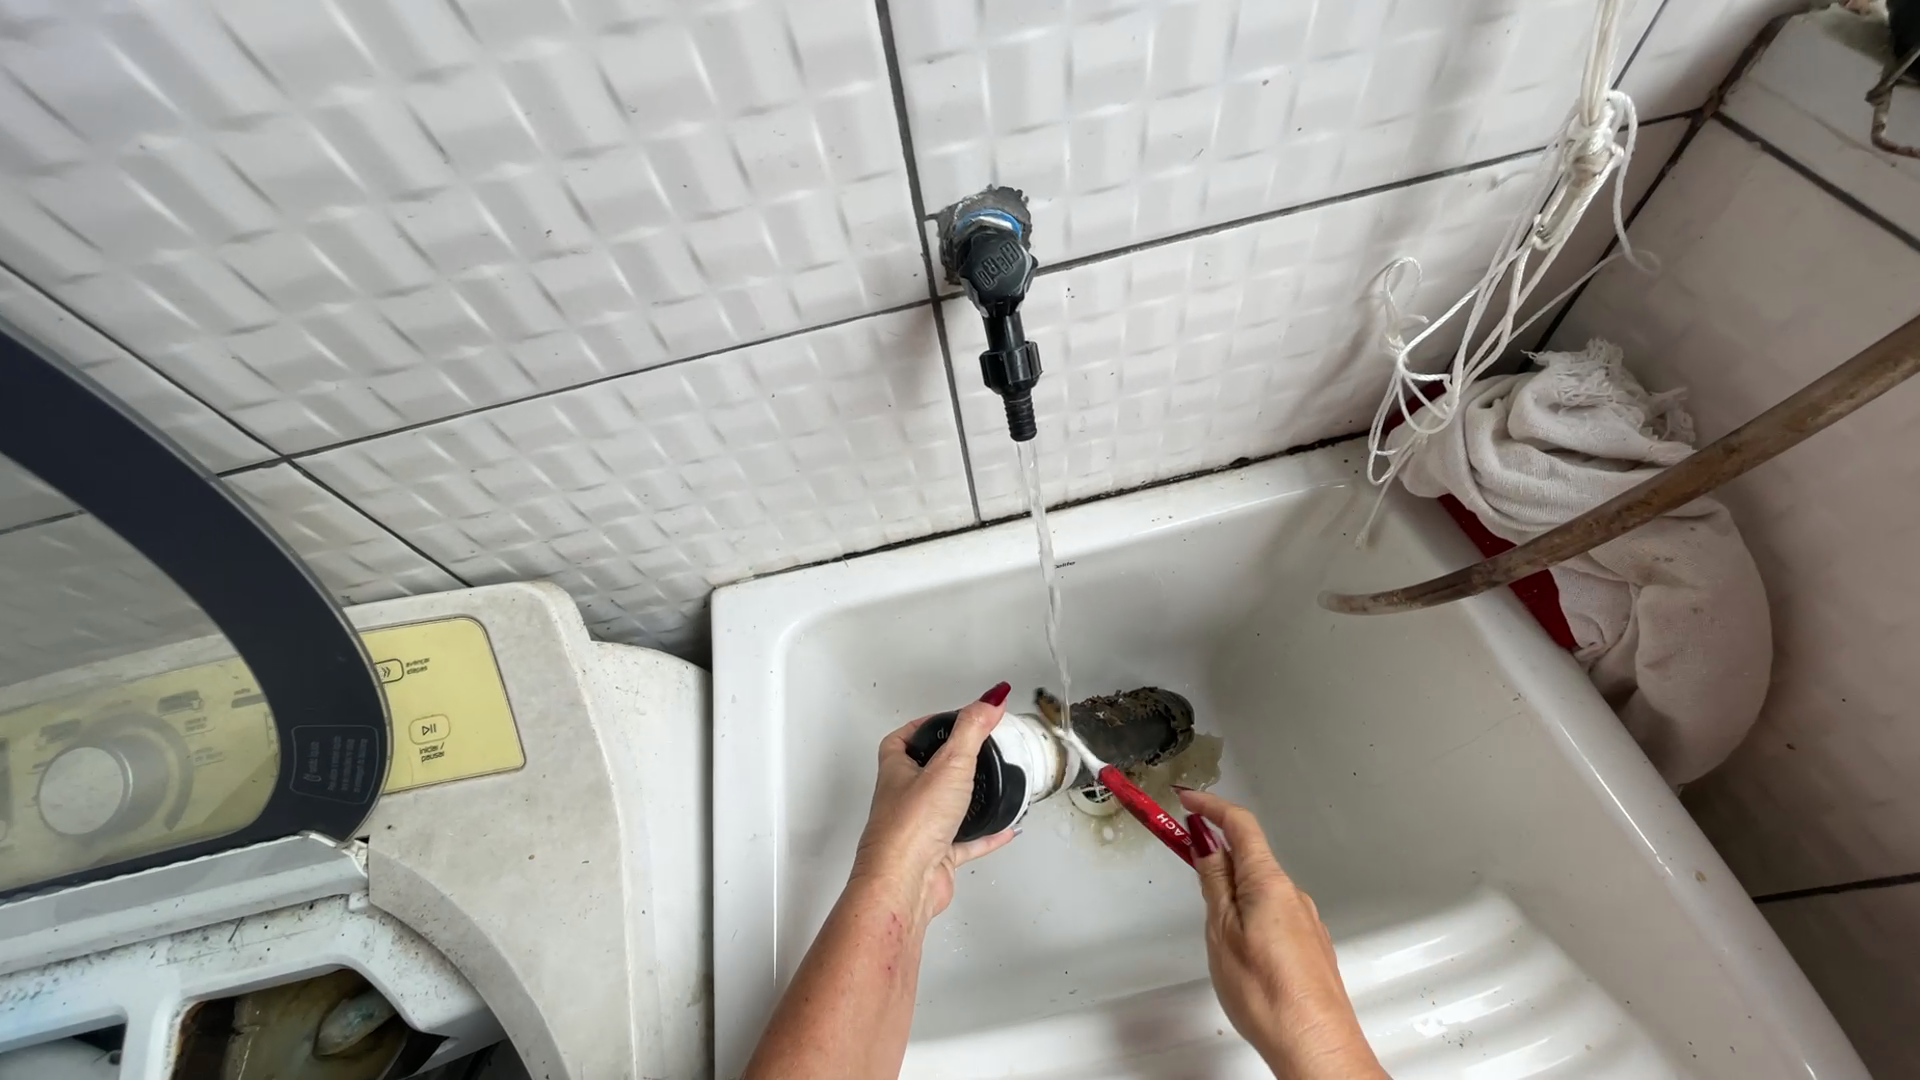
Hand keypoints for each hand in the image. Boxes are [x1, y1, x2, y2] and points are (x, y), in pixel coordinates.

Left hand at [850, 683, 1018, 927]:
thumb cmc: (910, 826)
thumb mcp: (950, 763)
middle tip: (971, 747)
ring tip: (989, 783)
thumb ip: (973, 728)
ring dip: (965, 797)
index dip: (923, 726)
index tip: (948, 718)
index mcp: (897, 769)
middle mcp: (904, 797)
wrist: (904, 884)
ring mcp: (919, 828)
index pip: (903, 737)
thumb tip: (992, 697)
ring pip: (944, 806)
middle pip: (922, 771)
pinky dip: (985, 834)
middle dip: (945, 760)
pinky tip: (1004, 828)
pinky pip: (965, 841)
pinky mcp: (936, 856)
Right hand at [1177, 788, 1386, 1079]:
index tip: (1185, 798)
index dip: (1210, 805)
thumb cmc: (1268, 995)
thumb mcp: (1222, 930)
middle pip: (1249, 853)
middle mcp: (1292, 894)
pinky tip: (1238, 942)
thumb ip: (1214, 881)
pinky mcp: (1309, 947)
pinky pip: (1273, 909)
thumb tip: (1204, 841)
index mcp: (1268, 882)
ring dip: (1231, 884)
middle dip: (1215, 849)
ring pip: (1260, 885)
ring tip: (1208, 917)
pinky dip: (1248, 907)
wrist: (1318, 1053)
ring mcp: (1305, 921)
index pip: (1239, 823)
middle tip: (1182, 852)